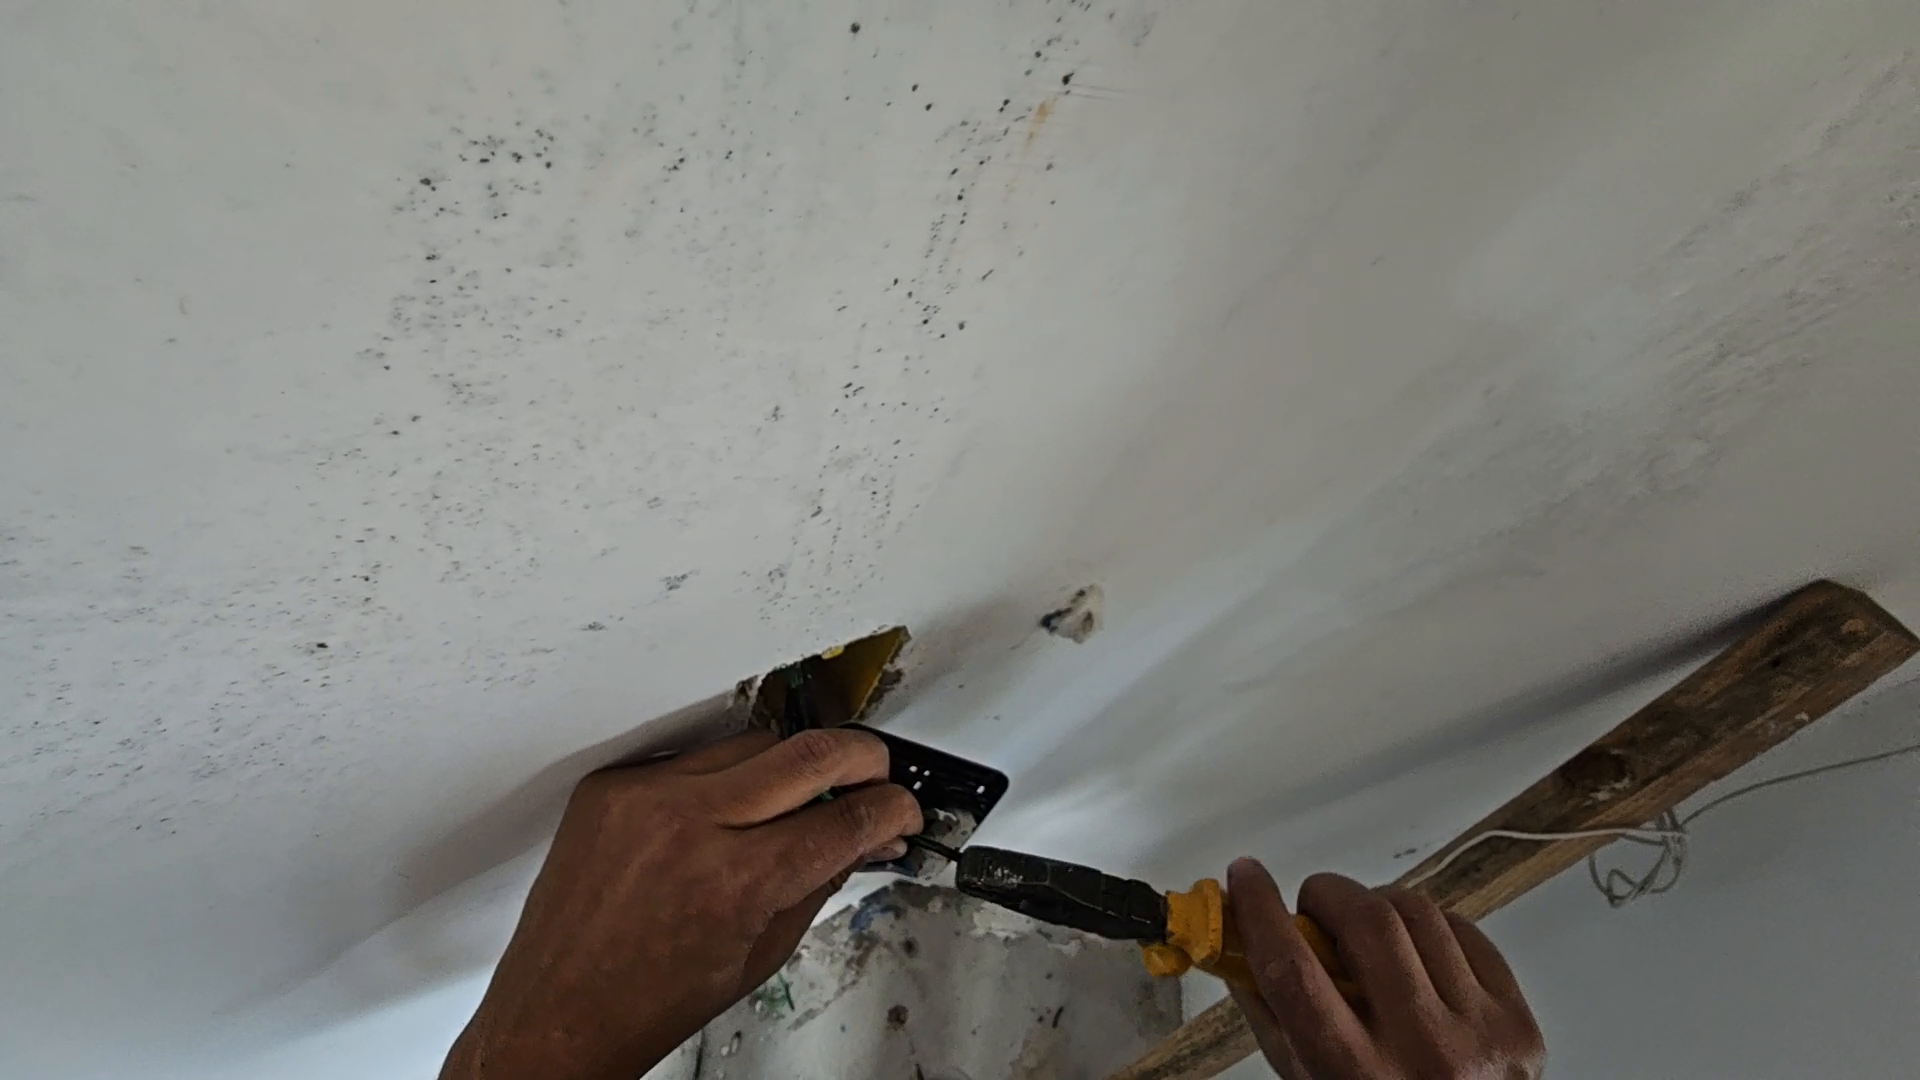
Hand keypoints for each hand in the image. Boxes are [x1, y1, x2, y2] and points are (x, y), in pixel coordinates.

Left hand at [441, 728, 922, 1079]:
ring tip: (798, 795)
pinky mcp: (615, 785)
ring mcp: (646, 797)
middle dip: (863, 756)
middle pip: (810, 754)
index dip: (890, 808)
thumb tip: (867, 834)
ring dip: (794, 763)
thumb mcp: (762, 954)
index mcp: (735, 885)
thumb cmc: (650, 1002)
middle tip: (877, 771)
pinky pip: (698, 754)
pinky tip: (729, 804)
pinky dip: (728, 775)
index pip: (844, 819)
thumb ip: (823, 880)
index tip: (899, 808)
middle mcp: (689, 827)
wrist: (553, 1018)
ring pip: (758, 741)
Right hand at [1225, 860, 1543, 1079]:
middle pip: (1364, 921)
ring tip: (1366, 937)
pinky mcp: (1521, 1023)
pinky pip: (1463, 929)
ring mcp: (1481, 1036)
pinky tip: (1413, 956)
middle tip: (1313, 909)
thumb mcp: (1304, 1077)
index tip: (1244, 873)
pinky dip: (1426, 927)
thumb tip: (1232, 925)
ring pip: (1413, 911)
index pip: (1293, 969)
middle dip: (1325, 894)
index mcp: (1354, 1074)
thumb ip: (1264, 1004)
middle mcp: (1423, 1053)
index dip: (1260, 909)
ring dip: (1374, 906)